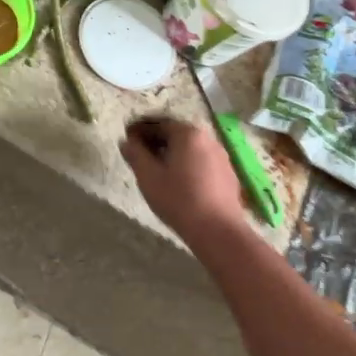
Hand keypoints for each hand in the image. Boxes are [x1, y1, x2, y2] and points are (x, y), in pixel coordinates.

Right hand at [120, 118, 245, 240]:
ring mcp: (220, 156)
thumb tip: (127, 141)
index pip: (158, 123)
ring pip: (190, 148)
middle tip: (139, 153)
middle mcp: (206, 138)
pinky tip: (179, 181)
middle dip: (156, 140)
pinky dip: (187, 164)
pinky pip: (202, 161)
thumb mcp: (148, 176)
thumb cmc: (179, 199)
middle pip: (176, 133)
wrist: (219, 232)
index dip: (139, 129)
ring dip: (172, 153)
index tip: (127, 138)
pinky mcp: (228, 174)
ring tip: (157, 168)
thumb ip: (135, 154)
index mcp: (187, 133)